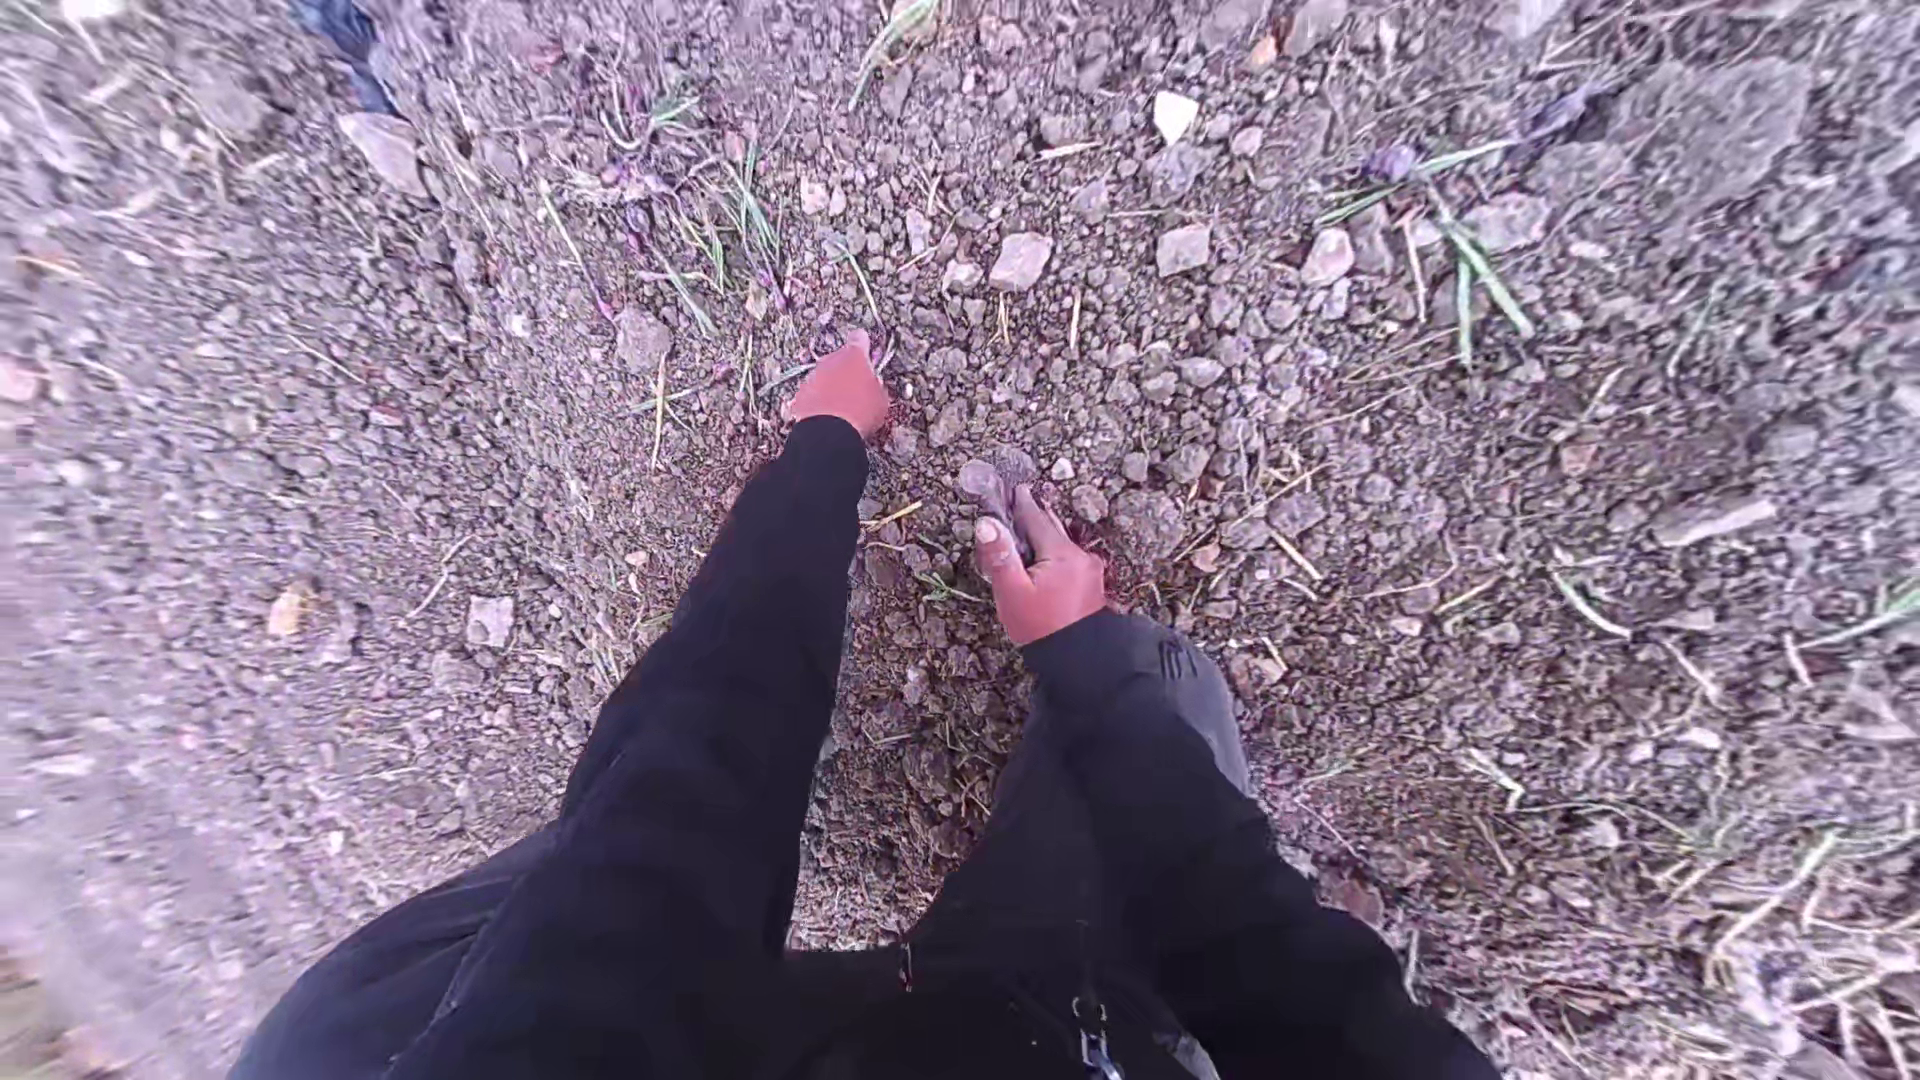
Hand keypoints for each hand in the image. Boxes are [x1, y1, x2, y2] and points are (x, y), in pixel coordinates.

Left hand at [784, 329, 889, 439]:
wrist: (829, 433)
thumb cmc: (860, 414)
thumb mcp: (881, 400)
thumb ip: (877, 385)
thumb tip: (875, 385)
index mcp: (854, 357)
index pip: (859, 339)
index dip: (863, 342)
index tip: (864, 345)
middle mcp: (831, 361)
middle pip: (839, 358)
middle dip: (846, 369)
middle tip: (856, 386)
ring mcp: (813, 377)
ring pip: (824, 376)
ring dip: (831, 385)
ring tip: (843, 405)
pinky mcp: (801, 394)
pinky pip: (812, 393)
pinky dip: (818, 399)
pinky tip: (828, 414)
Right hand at [973, 485, 1106, 645]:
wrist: (1080, 662)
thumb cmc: (1042, 629)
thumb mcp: (1013, 593)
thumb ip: (999, 557)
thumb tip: (986, 524)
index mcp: (1062, 554)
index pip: (1037, 519)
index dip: (1022, 504)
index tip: (1014, 488)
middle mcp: (1081, 557)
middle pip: (1052, 529)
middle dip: (1035, 517)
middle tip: (1021, 501)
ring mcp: (1089, 572)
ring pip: (1061, 545)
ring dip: (1045, 537)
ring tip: (1029, 529)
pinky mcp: (1090, 586)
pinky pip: (1068, 560)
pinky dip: (1053, 554)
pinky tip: (1044, 560)